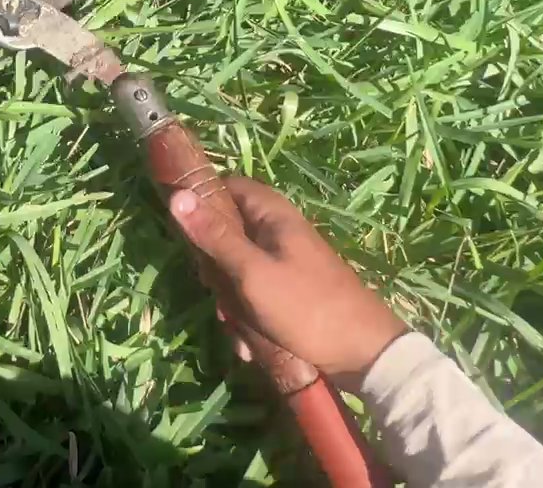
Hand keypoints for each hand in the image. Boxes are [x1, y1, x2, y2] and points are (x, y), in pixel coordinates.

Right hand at [170, 177, 407, 386]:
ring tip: (238, 326)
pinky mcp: (289, 287)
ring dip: (230, 298)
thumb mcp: (252, 273)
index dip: (201, 206)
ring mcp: (284, 258)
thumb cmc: (306, 306)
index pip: (224, 187)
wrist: (365, 356)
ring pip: (236, 267)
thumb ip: (214, 236)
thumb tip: (176, 195)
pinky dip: (248, 314)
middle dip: (214, 266)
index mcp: (272, 212)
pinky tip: (250, 341)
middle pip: (226, 231)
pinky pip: (254, 291)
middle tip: (216, 289)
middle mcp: (277, 228)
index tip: (188, 237)